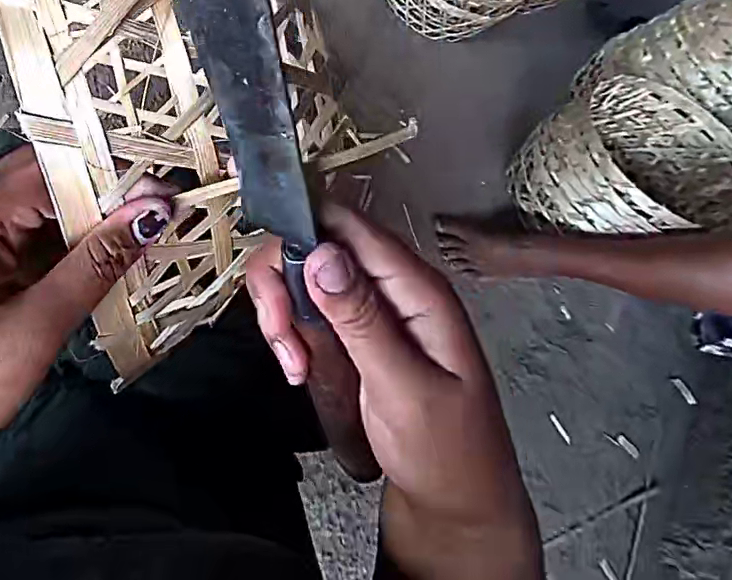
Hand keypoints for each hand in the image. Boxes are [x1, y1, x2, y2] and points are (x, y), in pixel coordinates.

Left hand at [0, 148, 173, 579]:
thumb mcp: (37, 324)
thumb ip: (99, 259)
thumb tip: (160, 206)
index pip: (66, 165)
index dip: (122, 175)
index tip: (176, 190)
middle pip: (56, 174)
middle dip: (111, 191)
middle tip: (169, 209)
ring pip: (47, 202)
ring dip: (93, 218)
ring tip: (150, 231)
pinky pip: (32, 229)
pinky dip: (69, 242)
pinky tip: (107, 258)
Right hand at [248, 204, 540, 579]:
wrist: (456, 505)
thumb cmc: (446, 455)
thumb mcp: (404, 390)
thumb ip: (362, 321)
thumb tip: (322, 255)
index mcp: (417, 287)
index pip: (350, 225)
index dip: (304, 234)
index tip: (275, 277)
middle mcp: (393, 284)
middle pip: (318, 244)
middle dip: (285, 280)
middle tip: (279, 333)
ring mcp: (373, 305)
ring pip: (305, 273)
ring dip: (283, 309)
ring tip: (293, 361)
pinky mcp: (356, 326)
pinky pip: (309, 304)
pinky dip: (291, 328)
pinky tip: (298, 364)